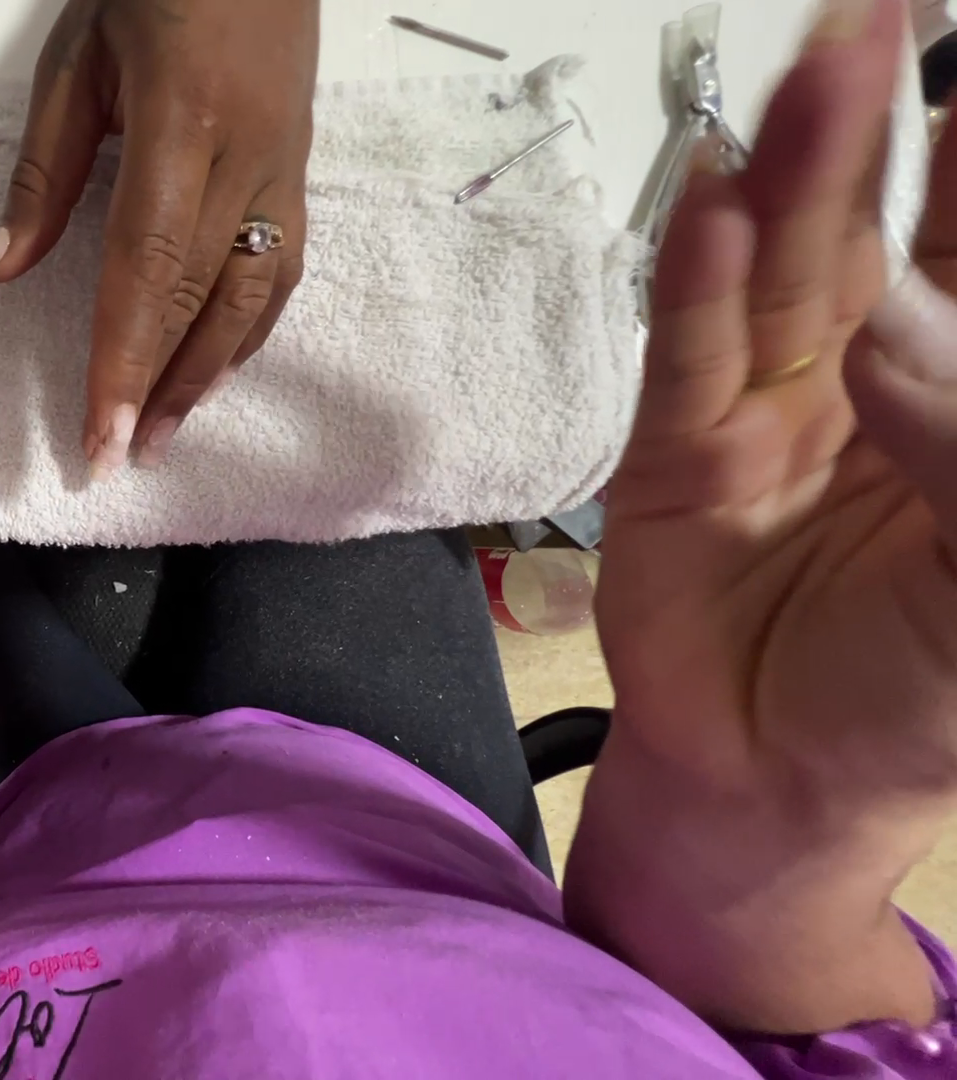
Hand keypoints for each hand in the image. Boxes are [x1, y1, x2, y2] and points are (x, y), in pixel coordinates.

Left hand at [0, 0, 318, 475]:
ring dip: (205, 377)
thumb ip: (43, 173)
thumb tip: (2, 269)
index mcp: (180, 122)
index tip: (100, 434)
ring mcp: (282, 172)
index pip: (146, 268)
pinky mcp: (299, 177)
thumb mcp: (78, 61)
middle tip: (125, 458)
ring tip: (163, 434)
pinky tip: (214, 371)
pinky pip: (277, 275)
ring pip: (248, 298)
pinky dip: (245, 334)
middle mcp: (244, 159)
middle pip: (198, 299)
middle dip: (159, 390)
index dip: (123, 360)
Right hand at [570, 0, 956, 1030]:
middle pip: (886, 242)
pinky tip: (697, 218)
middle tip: (877, 17)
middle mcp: (873, 385)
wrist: (773, 764)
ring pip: (779, 288)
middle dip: (888, 130)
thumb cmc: (931, 691)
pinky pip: (684, 371)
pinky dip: (688, 299)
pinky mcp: (667, 462)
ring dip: (788, 188)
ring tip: (803, 77)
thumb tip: (891, 312)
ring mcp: (759, 418)